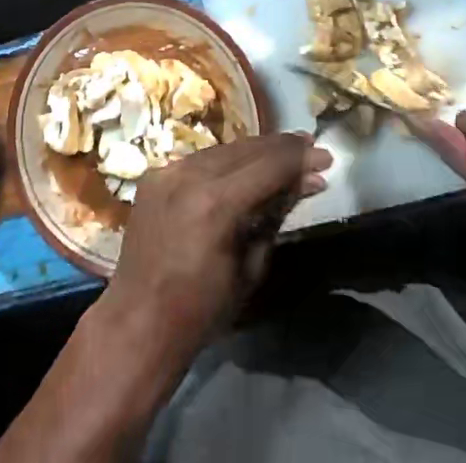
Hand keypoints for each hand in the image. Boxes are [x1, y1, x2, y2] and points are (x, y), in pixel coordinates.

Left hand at [101, 132, 331, 357]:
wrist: (140, 318)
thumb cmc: (202, 307)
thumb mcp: (251, 266)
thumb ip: (274, 217)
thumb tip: (303, 184)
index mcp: (214, 203)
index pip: (268, 166)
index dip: (299, 159)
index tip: (326, 155)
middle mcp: (187, 176)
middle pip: (244, 150)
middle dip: (280, 147)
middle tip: (311, 146)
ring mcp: (165, 172)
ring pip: (219, 150)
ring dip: (253, 149)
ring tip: (283, 150)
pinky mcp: (152, 177)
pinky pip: (196, 160)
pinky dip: (224, 159)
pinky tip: (243, 163)